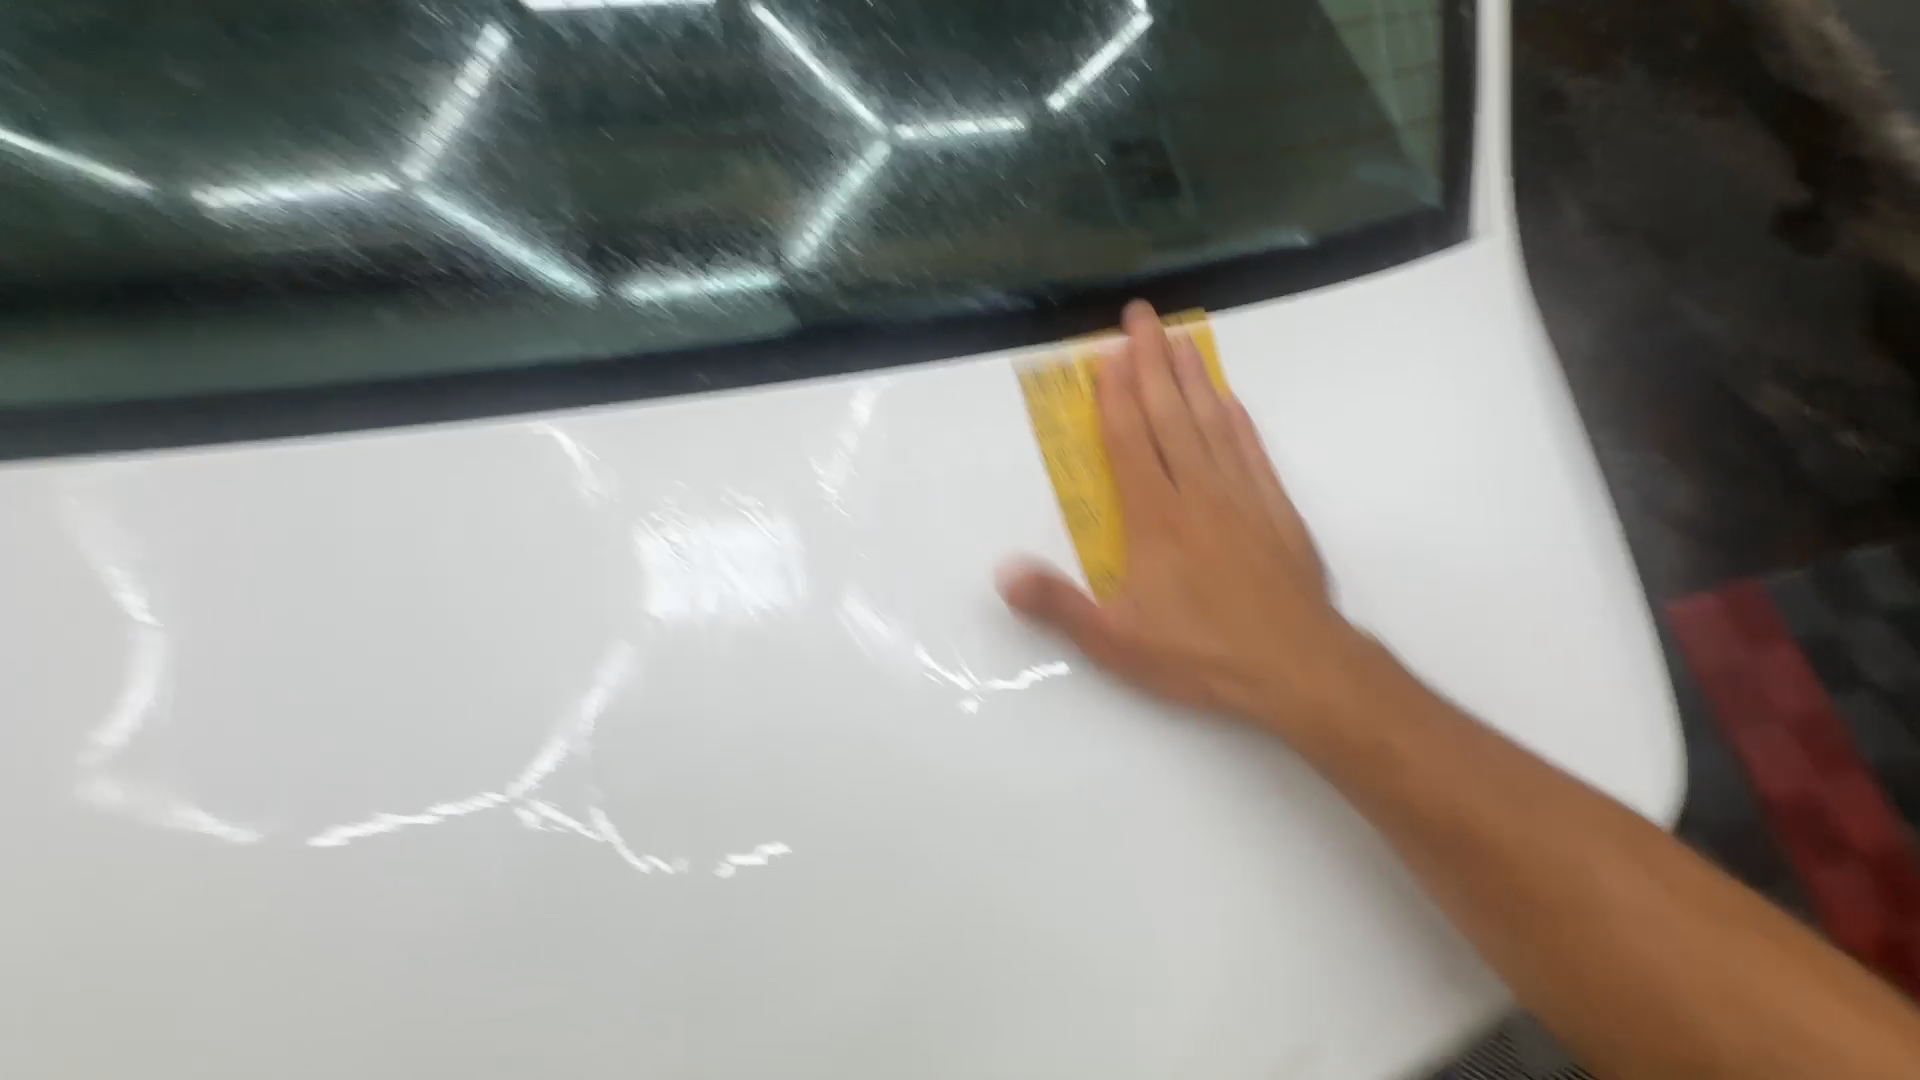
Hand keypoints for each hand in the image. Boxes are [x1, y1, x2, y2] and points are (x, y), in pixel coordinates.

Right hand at [998, 300, 1374, 735]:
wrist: (1297, 667)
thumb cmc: (1200, 655)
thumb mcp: (1115, 643)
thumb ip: (1057, 605)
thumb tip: (1003, 573)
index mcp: (1155, 519)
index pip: (1130, 442)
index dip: (1116, 396)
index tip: (1107, 354)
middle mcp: (1198, 494)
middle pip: (1171, 415)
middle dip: (1152, 362)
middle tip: (1141, 315)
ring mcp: (1243, 497)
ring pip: (1213, 423)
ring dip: (1193, 378)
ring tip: (1179, 339)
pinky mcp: (1277, 511)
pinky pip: (1252, 450)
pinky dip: (1238, 419)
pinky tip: (1229, 400)